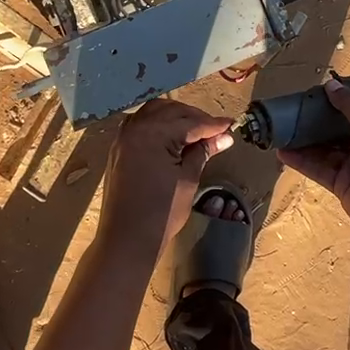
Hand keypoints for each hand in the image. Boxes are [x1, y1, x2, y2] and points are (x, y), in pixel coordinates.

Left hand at [99, 98, 233, 252]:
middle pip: (170, 111)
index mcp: (152, 134)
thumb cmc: (162, 212)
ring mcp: (123, 138)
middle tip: (216, 131)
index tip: (231, 125)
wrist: (127, 239)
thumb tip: (224, 137)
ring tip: (196, 132)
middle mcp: (134, 129)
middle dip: (194, 118)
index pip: (189, 123)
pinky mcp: (118, 149)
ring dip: (175, 118)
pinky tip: (172, 137)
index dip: (213, 125)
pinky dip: (158, 124)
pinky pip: (140, 125)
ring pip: (153, 113)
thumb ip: (202, 152)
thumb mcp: (188, 180)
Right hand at [277, 77, 349, 241]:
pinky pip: (318, 168)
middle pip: (336, 129)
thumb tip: (331, 84)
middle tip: (288, 111)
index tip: (311, 94)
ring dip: (304, 140)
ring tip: (279, 129)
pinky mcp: (340, 184)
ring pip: (324, 148)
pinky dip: (301, 160)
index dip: (334, 101)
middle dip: (314, 120)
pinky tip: (283, 152)